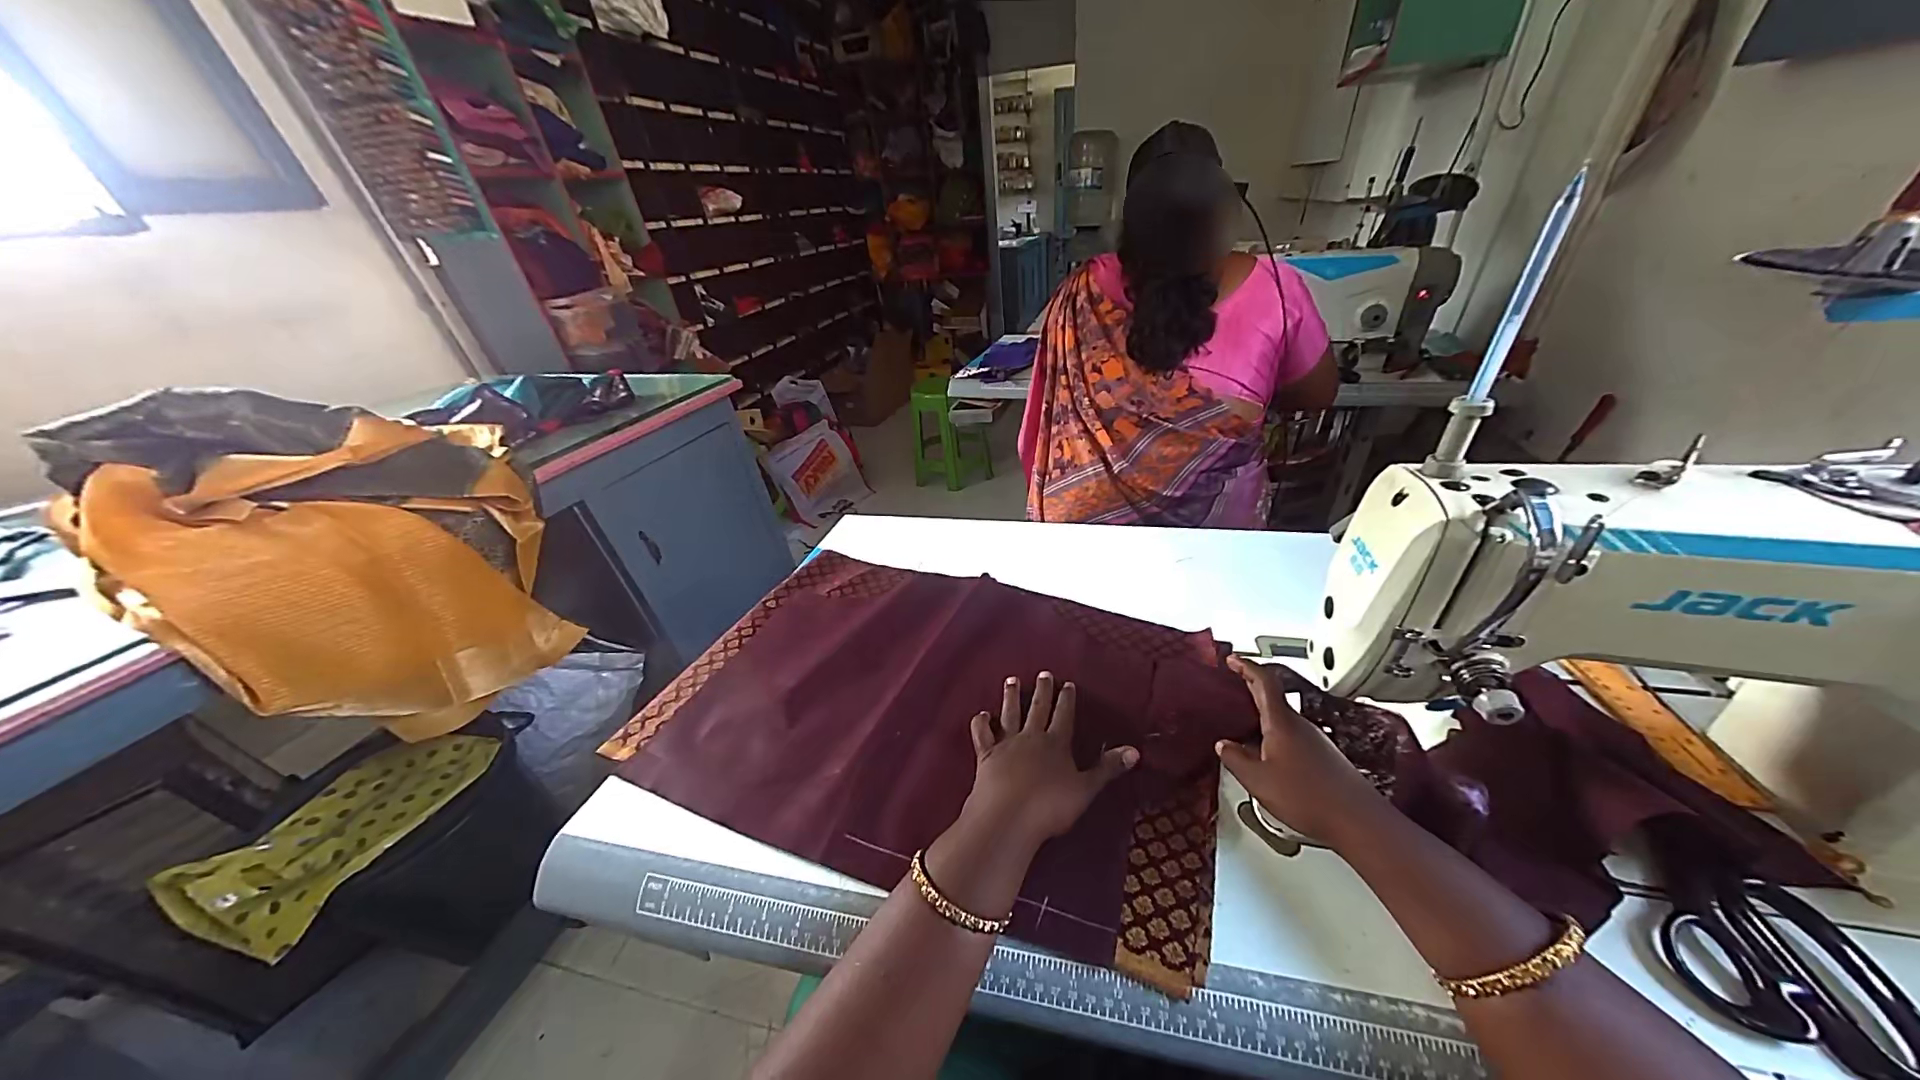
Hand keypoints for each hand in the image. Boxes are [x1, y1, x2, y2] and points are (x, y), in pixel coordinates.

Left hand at [962, 672, 1138, 850]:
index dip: (1067, 700)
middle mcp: (1031, 738)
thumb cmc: (1050, 806)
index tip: (1068, 683)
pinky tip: (981, 714)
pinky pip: (982, 734)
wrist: (1008, 816)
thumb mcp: (1086, 788)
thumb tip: (1135, 751)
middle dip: (1042, 691)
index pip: (1064, 716)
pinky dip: (981, 722)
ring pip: (1010, 714)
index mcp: (1056, 743)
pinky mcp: (986, 756)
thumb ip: (1107, 768)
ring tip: (1011, 680)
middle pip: (1038, 709)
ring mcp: (1006, 745)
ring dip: (1011, 697)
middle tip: (1043, 673)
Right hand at [1214, 655, 1389, 846]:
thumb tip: (1225, 745)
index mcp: (1282, 723)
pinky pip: (1293, 736)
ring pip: (1283, 719)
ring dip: (1262, 717)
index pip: (1264, 682)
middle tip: (1233, 688)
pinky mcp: (1324, 756)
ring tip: (1243, 728)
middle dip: (1251, 690)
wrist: (1359, 822)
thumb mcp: (1258, 780)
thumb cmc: (1309, 798)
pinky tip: (1267, 756)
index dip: (1247, 667)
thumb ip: (1236, 758)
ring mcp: (1315, 740)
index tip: (1232, 659)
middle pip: (1274, 698)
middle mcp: (1301, 726)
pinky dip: (1274, 736)